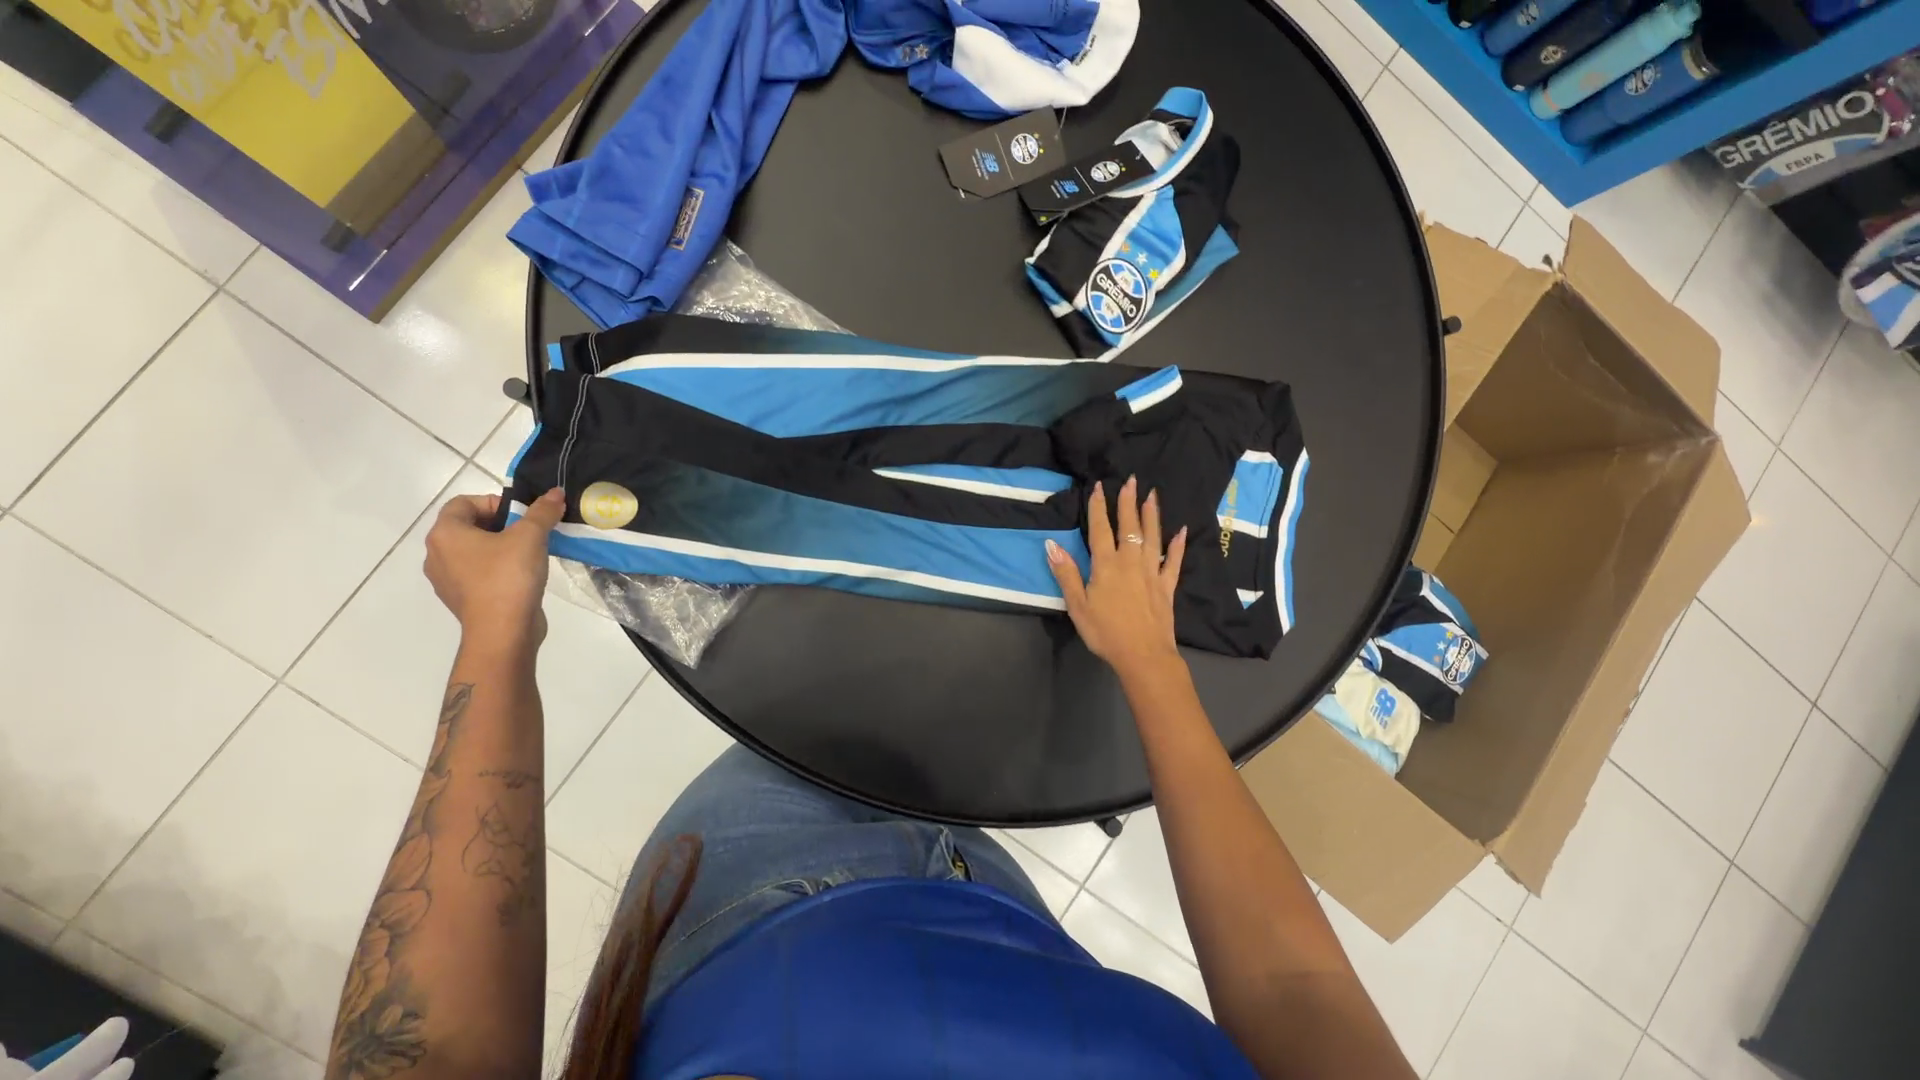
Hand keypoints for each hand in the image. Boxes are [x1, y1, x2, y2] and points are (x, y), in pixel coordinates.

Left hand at [424, 488, 565, 648]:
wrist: (502, 632)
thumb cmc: (508, 577)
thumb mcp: (530, 536)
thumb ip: (542, 511)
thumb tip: (555, 493)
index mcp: (445, 534)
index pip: (463, 503)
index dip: (494, 502)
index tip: (520, 516)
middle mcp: (437, 554)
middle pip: (467, 527)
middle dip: (499, 525)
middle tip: (528, 533)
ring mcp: (446, 580)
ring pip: (472, 552)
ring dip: (498, 548)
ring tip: (527, 555)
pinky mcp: (460, 600)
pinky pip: (477, 574)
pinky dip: (495, 570)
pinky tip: (520, 577)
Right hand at [1045, 476, 1188, 677]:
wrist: (1143, 655)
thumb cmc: (1105, 632)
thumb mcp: (1077, 605)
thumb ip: (1066, 573)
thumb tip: (1051, 544)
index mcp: (1106, 565)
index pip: (1100, 529)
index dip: (1098, 507)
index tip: (1098, 486)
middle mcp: (1130, 562)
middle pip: (1129, 526)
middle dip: (1128, 502)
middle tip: (1131, 480)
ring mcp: (1152, 573)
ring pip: (1153, 537)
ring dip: (1152, 515)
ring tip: (1153, 495)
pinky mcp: (1167, 586)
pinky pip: (1173, 561)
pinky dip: (1178, 546)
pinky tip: (1182, 531)